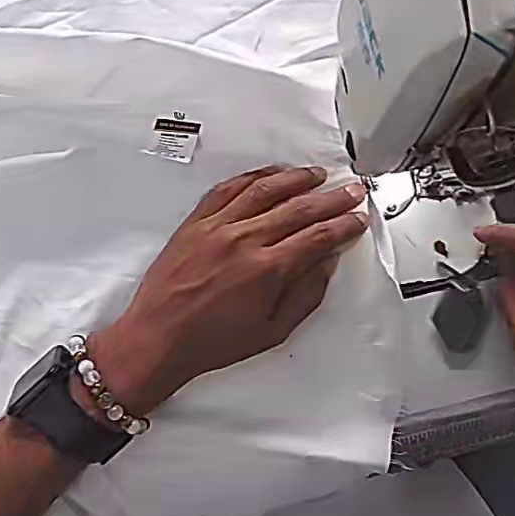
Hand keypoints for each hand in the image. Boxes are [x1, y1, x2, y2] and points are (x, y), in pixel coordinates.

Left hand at [86, 165, 368, 414]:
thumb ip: (305, 296)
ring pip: (265, 190)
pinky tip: (268, 174)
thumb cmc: (209, 341)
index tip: (356, 219)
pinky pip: (228, 189)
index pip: (318, 236)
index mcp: (266, 270)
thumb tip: (325, 266)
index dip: (343, 225)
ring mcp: (217, 228)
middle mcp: (243, 241)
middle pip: (299, 208)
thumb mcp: (272, 331)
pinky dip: (252, 177)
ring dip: (296, 178)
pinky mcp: (195, 223)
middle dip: (331, 198)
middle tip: (350, 191)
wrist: (158, 339)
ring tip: (316, 174)